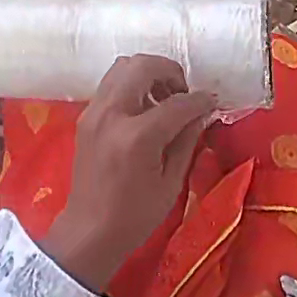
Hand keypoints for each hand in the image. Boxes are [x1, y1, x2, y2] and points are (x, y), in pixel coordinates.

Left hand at [40, 55, 215, 290]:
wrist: (89, 231)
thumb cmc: (135, 215)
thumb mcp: (171, 182)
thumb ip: (187, 140)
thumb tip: (201, 112)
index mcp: (136, 137)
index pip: (176, 103)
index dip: (199, 100)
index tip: (211, 102)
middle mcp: (112, 114)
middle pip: (143, 66)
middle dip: (169, 72)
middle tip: (182, 93)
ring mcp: (94, 111)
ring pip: (123, 66)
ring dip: (148, 73)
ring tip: (163, 99)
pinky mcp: (86, 114)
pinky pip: (111, 82)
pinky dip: (131, 83)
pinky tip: (144, 108)